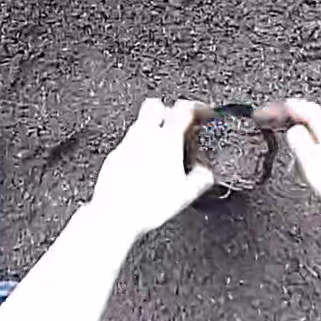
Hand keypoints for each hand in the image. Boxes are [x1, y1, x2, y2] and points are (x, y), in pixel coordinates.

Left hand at [87, 98, 215, 239]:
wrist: (115, 215)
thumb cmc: (148, 204)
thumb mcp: (185, 194)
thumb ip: (200, 178)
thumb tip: (206, 173)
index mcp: (167, 140)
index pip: (184, 109)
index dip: (197, 107)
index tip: (203, 113)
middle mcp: (145, 136)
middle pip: (157, 105)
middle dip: (168, 110)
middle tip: (177, 124)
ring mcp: (127, 144)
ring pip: (141, 123)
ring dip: (152, 128)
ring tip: (161, 148)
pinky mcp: (113, 156)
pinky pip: (128, 142)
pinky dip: (138, 146)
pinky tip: (143, 164)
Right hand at [254, 98, 320, 230]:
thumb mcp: (309, 160)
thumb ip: (297, 139)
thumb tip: (292, 131)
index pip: (298, 106)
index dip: (276, 110)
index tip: (261, 114)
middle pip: (311, 118)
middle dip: (289, 124)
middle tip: (272, 128)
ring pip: (320, 135)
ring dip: (302, 143)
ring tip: (293, 160)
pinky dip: (315, 155)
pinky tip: (313, 172)